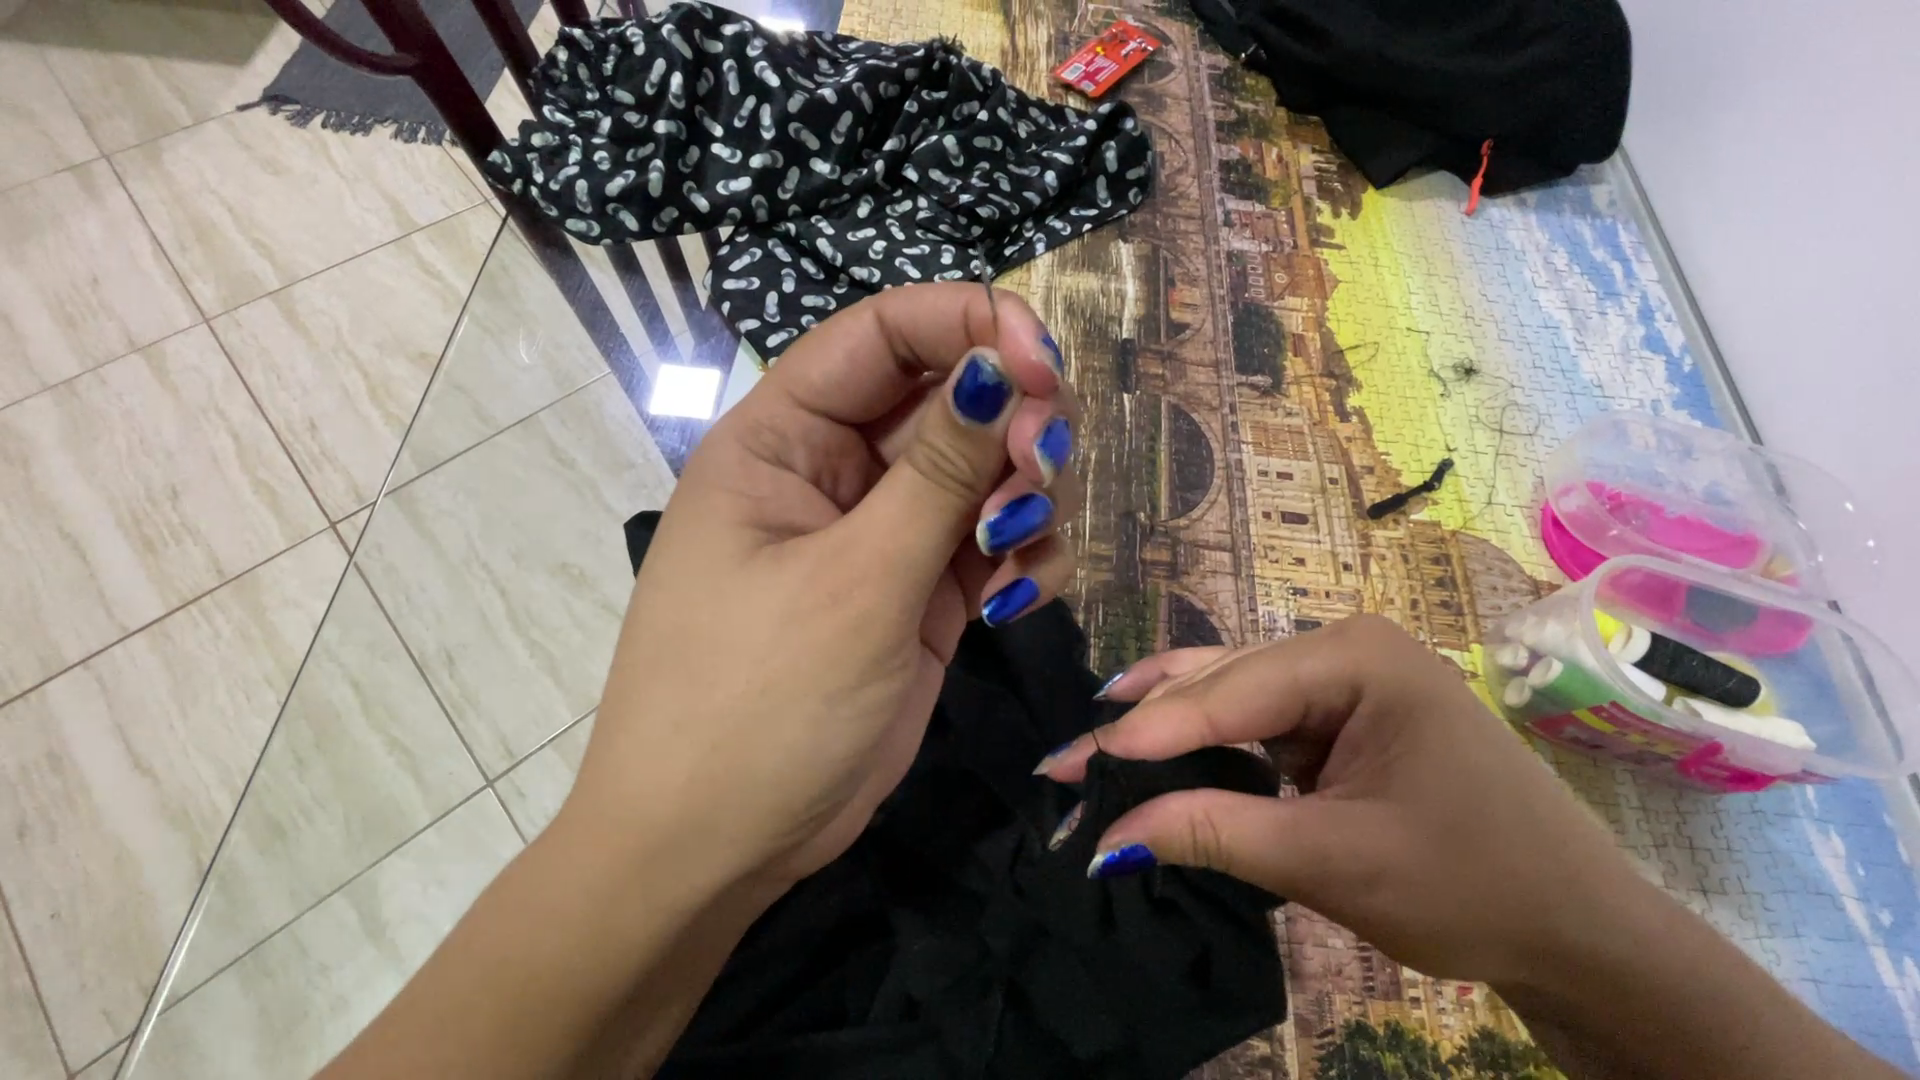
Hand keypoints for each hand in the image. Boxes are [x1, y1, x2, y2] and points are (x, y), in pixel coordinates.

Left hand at [564, 282, 1080, 892]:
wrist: (714, 847)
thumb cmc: (755, 703)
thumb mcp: (855, 582)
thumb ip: (937, 475)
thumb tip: (999, 366)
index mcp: (780, 439)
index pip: (880, 334)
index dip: (967, 325)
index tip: (1046, 364)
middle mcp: (832, 472)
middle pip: (944, 399)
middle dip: (1009, 420)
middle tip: (1042, 471)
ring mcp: (879, 536)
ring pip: (978, 471)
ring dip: (1022, 491)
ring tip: (1017, 547)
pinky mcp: (915, 595)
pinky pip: (986, 543)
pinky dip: (1020, 553)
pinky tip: (1021, 595)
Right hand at [1037, 615, 1653, 989]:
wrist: (1579, 928)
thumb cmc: (1472, 885)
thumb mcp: (1332, 861)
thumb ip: (1214, 833)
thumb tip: (1106, 836)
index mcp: (1358, 659)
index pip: (1229, 694)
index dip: (1147, 735)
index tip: (1071, 766)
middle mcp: (1346, 648)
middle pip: (1222, 681)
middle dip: (1148, 724)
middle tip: (1067, 759)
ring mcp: (1345, 677)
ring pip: (1232, 690)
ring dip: (1168, 719)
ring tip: (1098, 729)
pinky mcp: (1342, 712)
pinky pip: (1256, 715)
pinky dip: (1206, 736)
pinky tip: (1158, 735)